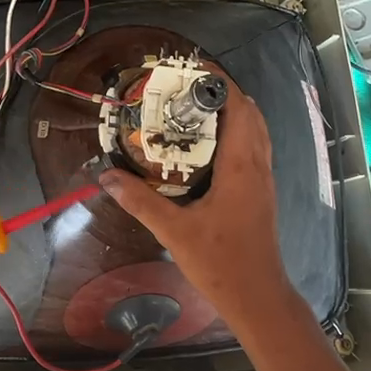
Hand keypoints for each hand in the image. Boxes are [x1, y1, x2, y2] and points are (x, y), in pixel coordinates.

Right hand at [98, 88, 293, 317]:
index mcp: (241, 164)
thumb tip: (106, 177)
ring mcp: (264, 178)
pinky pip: (254, 147)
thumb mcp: (174, 231)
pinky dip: (237, 133)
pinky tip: (208, 147)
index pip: (238, 107)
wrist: (259, 298)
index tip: (190, 71)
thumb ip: (140, 201)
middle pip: (249, 112)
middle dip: (221, 94)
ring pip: (255, 130)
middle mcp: (258, 164)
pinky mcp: (262, 192)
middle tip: (184, 90)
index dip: (218, 83)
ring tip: (194, 110)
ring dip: (231, 113)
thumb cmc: (221, 262)